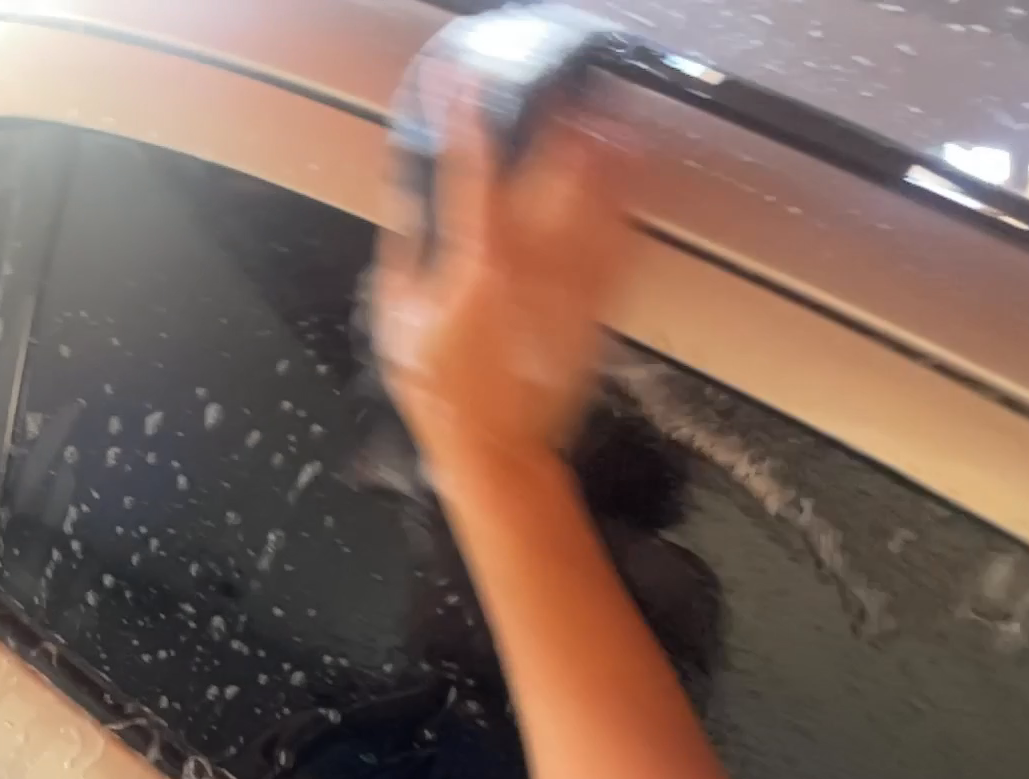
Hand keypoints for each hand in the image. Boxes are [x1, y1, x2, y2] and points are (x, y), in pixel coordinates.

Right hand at [371, 94, 637, 468]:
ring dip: (605, 144)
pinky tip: (630, 176)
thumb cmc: (440, 391)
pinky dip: (629, 199)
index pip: (471, 167)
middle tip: (557, 85)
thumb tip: (405, 202)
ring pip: (604, 190)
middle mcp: (533, 258)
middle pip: (557, 162)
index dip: (463, 117)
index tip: (457, 84)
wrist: (495, 444)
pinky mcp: (599, 302)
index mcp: (476, 261)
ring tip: (605, 112)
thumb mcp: (397, 323)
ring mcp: (574, 279)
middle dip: (557, 114)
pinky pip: (626, 237)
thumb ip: (403, 253)